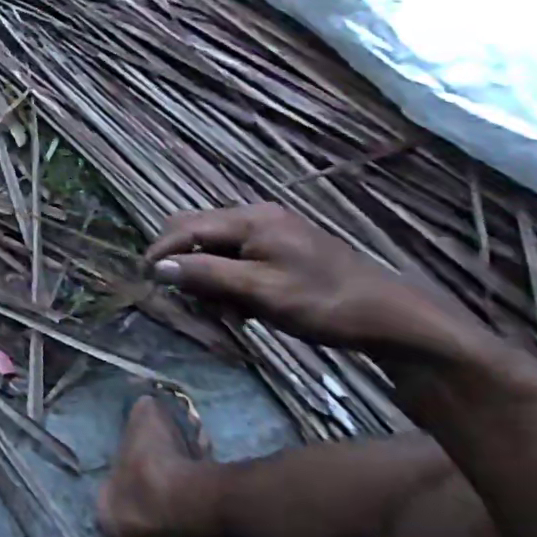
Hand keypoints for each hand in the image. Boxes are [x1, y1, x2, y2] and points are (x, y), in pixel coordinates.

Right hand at [145, 204, 454, 350]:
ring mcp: (272, 233)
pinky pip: (238, 259)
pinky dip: (230, 282)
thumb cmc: (324, 303)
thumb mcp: (261, 292)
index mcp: (252, 219)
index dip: (162, 250)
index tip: (143, 276)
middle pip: (199, 232)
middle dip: (185, 264)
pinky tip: (242, 309)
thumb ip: (207, 276)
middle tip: (188, 299)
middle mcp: (258, 217)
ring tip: (224, 312)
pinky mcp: (282, 251)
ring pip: (216, 248)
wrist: (393, 319)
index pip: (188, 227)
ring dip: (209, 278)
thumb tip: (159, 267)